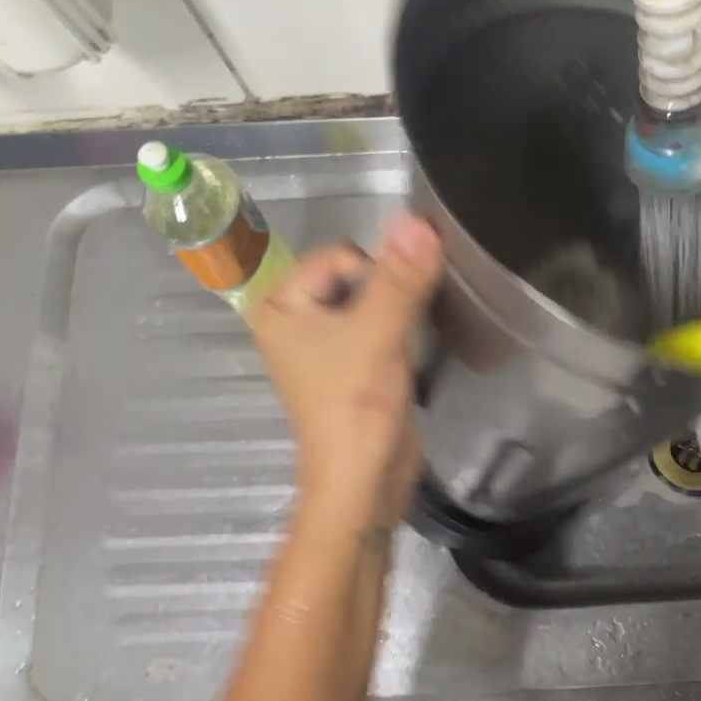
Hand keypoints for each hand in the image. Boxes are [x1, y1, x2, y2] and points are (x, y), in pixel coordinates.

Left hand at [248, 214, 442, 526]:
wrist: (364, 480)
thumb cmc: (356, 406)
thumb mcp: (378, 335)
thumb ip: (401, 278)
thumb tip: (420, 219)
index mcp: (280, 305)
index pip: (340, 256)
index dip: (376, 274)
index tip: (393, 315)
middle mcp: (295, 321)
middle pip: (356, 276)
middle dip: (389, 291)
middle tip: (403, 328)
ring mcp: (324, 348)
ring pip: (371, 303)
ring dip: (399, 312)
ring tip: (411, 340)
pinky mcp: (353, 370)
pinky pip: (379, 329)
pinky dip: (401, 333)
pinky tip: (414, 352)